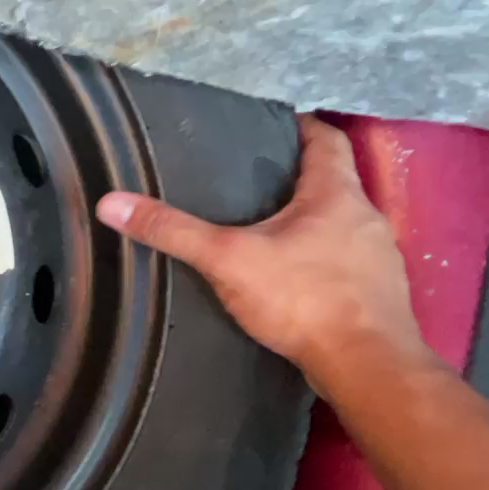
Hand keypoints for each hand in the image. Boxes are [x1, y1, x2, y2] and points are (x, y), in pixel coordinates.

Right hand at [94, 114, 431, 383]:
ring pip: (340, 224)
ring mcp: (378, 258)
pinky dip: (319, 258)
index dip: (302, 127)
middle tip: (253, 179)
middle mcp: (366, 218)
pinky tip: (291, 276)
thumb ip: (172, 231)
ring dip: (309, 221)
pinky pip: (345, 261)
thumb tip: (111, 203)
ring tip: (266, 228)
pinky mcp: (377, 293)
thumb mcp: (225, 259)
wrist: (366, 366)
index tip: (276, 123)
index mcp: (335, 196)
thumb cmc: (301, 298)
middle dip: (296, 179)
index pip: (326, 142)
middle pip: (333, 183)